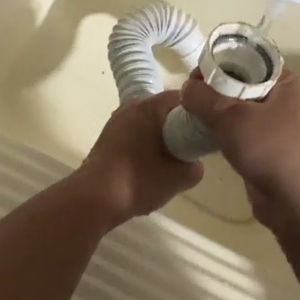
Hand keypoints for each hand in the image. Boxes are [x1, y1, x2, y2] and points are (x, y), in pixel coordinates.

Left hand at [65, 90, 204, 227]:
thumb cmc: (138, 181)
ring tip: (170, 160)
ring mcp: (117, 120)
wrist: (94, 200)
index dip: (199, 114)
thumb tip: (193, 163)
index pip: (184, 99)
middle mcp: (132, 105)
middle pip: (165, 110)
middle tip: (190, 148)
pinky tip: (150, 165)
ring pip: (150, 122)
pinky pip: (136, 132)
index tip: (206, 132)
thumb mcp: (180, 178)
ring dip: (161, 136)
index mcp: (150, 106)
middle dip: (179, 126)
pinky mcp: (108, 136)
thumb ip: (196, 166)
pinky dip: (146, 143)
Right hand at [179, 69, 299, 226]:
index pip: (250, 61)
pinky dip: (225, 133)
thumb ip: (204, 99)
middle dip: (216, 90)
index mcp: (285, 83)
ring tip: (193, 116)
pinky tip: (206, 137)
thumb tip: (187, 88)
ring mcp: (278, 128)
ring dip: (218, 114)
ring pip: (242, 112)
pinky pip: (242, 133)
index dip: (222, 63)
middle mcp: (285, 101)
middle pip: (244, 86)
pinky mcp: (269, 151)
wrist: (295, 200)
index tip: (196, 75)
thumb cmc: (269, 147)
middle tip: (190, 97)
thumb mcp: (231, 117)